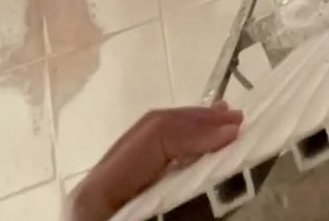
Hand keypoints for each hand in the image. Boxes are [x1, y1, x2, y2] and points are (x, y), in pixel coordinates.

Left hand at [69, 103, 244, 220]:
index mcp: (95, 199)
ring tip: (227, 125)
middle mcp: (90, 188)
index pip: (152, 141)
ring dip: (189, 130)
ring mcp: (97, 194)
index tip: (235, 133)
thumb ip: (192, 205)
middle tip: (238, 122)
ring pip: (146, 141)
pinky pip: (144, 161)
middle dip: (196, 122)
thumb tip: (233, 166)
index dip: (196, 130)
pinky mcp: (108, 204)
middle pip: (147, 131)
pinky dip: (177, 149)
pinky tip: (201, 147)